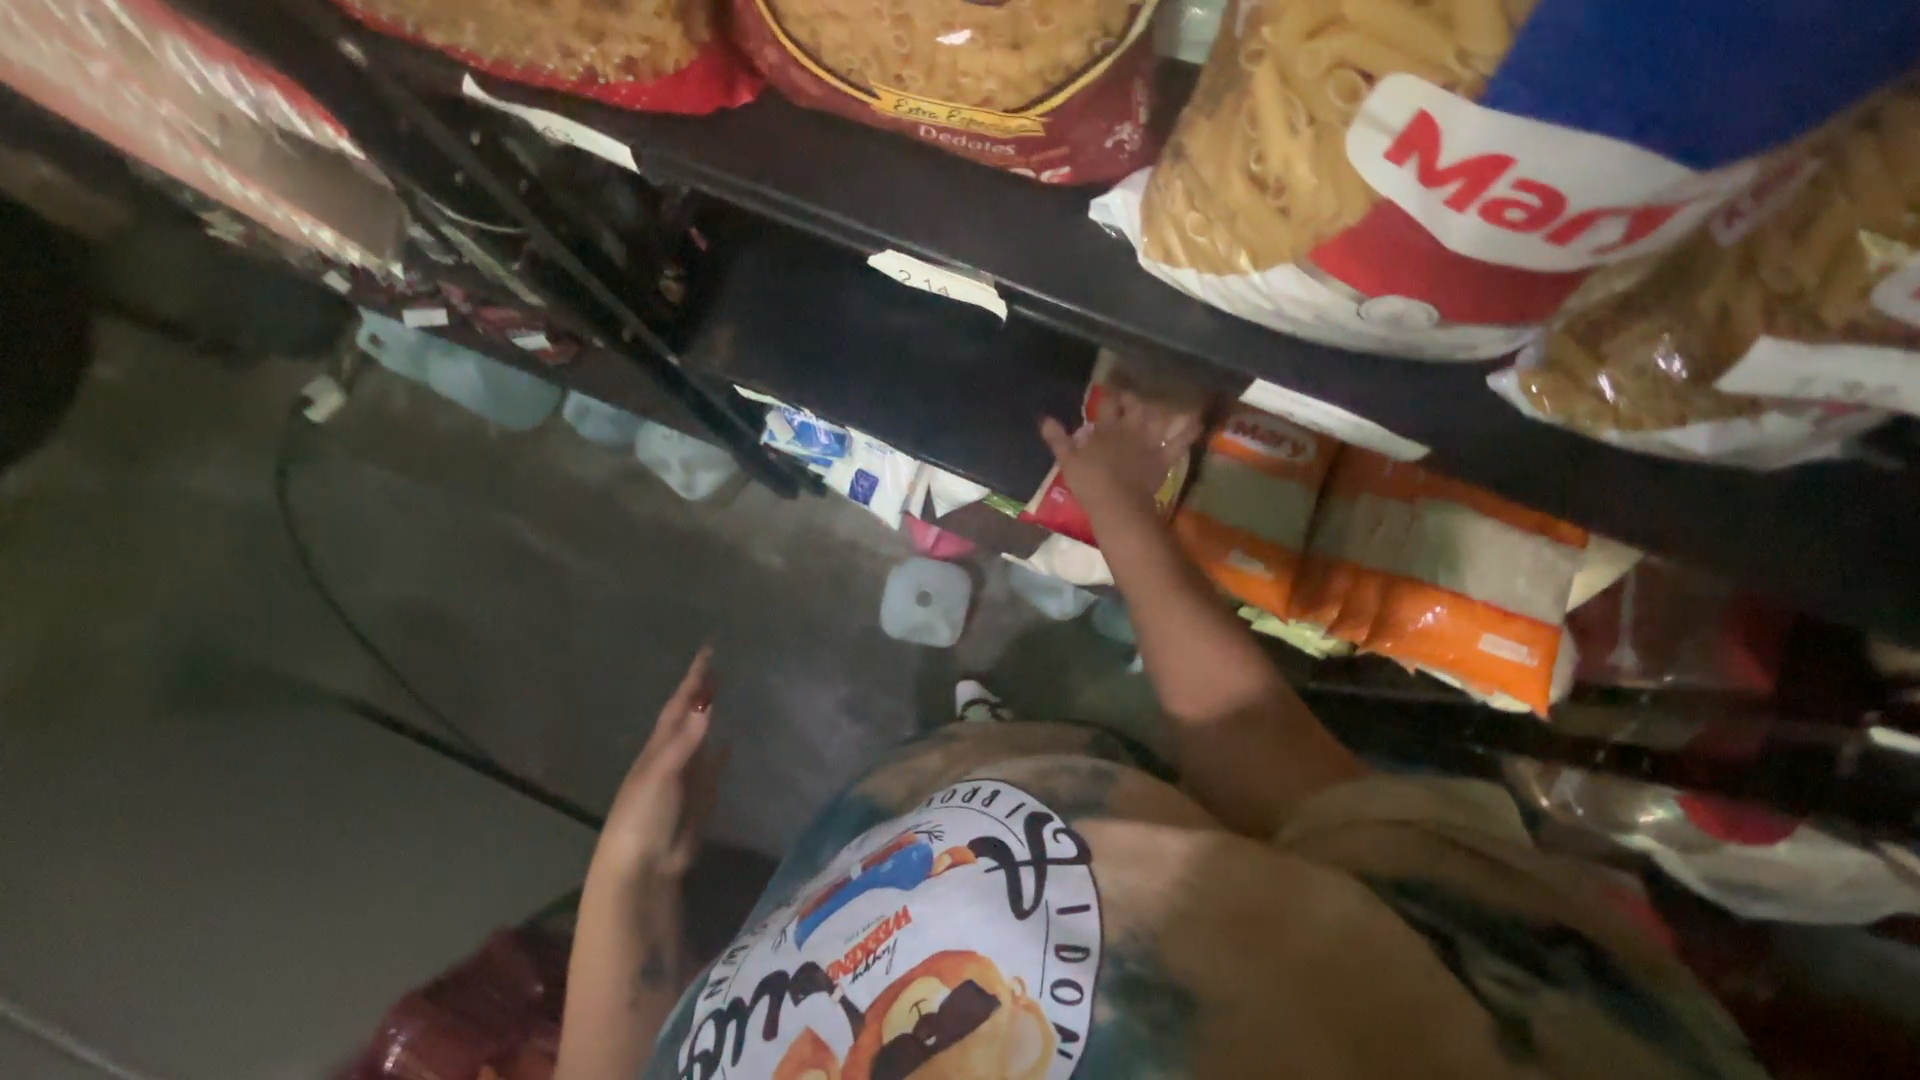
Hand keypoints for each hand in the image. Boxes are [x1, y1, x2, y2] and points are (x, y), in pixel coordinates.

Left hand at [597, 647, 726, 878]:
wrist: (642, 867)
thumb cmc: (644, 817)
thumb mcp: (661, 775)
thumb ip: (685, 742)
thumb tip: (707, 704)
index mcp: (658, 748)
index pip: (678, 705)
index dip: (692, 680)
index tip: (707, 652)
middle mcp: (671, 757)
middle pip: (687, 717)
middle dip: (699, 692)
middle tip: (717, 666)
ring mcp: (686, 778)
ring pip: (699, 738)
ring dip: (707, 717)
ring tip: (722, 693)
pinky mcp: (700, 799)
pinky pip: (712, 766)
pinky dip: (720, 752)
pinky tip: (730, 741)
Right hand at [1040, 390, 1197, 515]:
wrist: (1117, 503)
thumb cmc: (1089, 482)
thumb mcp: (1067, 460)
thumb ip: (1057, 438)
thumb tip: (1044, 419)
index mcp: (1106, 429)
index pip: (1107, 404)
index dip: (1108, 394)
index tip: (1108, 386)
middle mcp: (1130, 429)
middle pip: (1136, 406)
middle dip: (1135, 399)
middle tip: (1133, 396)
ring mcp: (1149, 442)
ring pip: (1159, 418)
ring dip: (1163, 409)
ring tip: (1168, 401)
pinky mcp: (1163, 457)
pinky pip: (1180, 441)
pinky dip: (1189, 431)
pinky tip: (1198, 421)